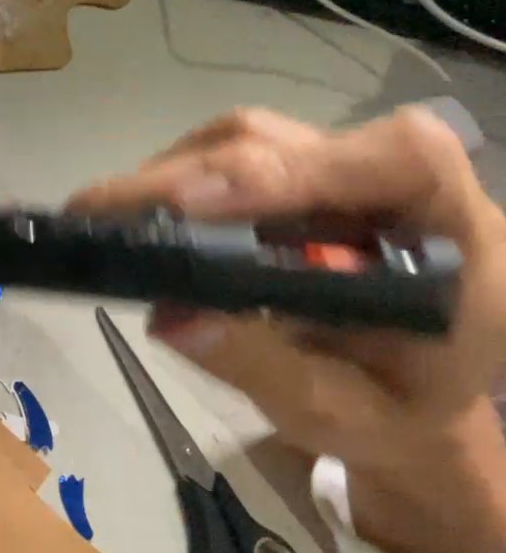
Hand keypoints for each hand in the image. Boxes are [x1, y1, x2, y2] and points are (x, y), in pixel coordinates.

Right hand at [69, 107, 505, 552]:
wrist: (408, 398)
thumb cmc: (388, 411)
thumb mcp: (338, 414)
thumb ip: (266, 368)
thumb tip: (171, 318)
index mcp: (455, 245)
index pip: (399, 161)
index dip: (290, 169)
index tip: (193, 207)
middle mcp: (398, 191)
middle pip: (285, 143)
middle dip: (184, 180)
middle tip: (95, 218)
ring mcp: (338, 176)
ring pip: (246, 138)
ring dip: (169, 174)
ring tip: (110, 222)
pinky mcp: (290, 177)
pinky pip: (224, 153)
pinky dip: (170, 179)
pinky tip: (139, 220)